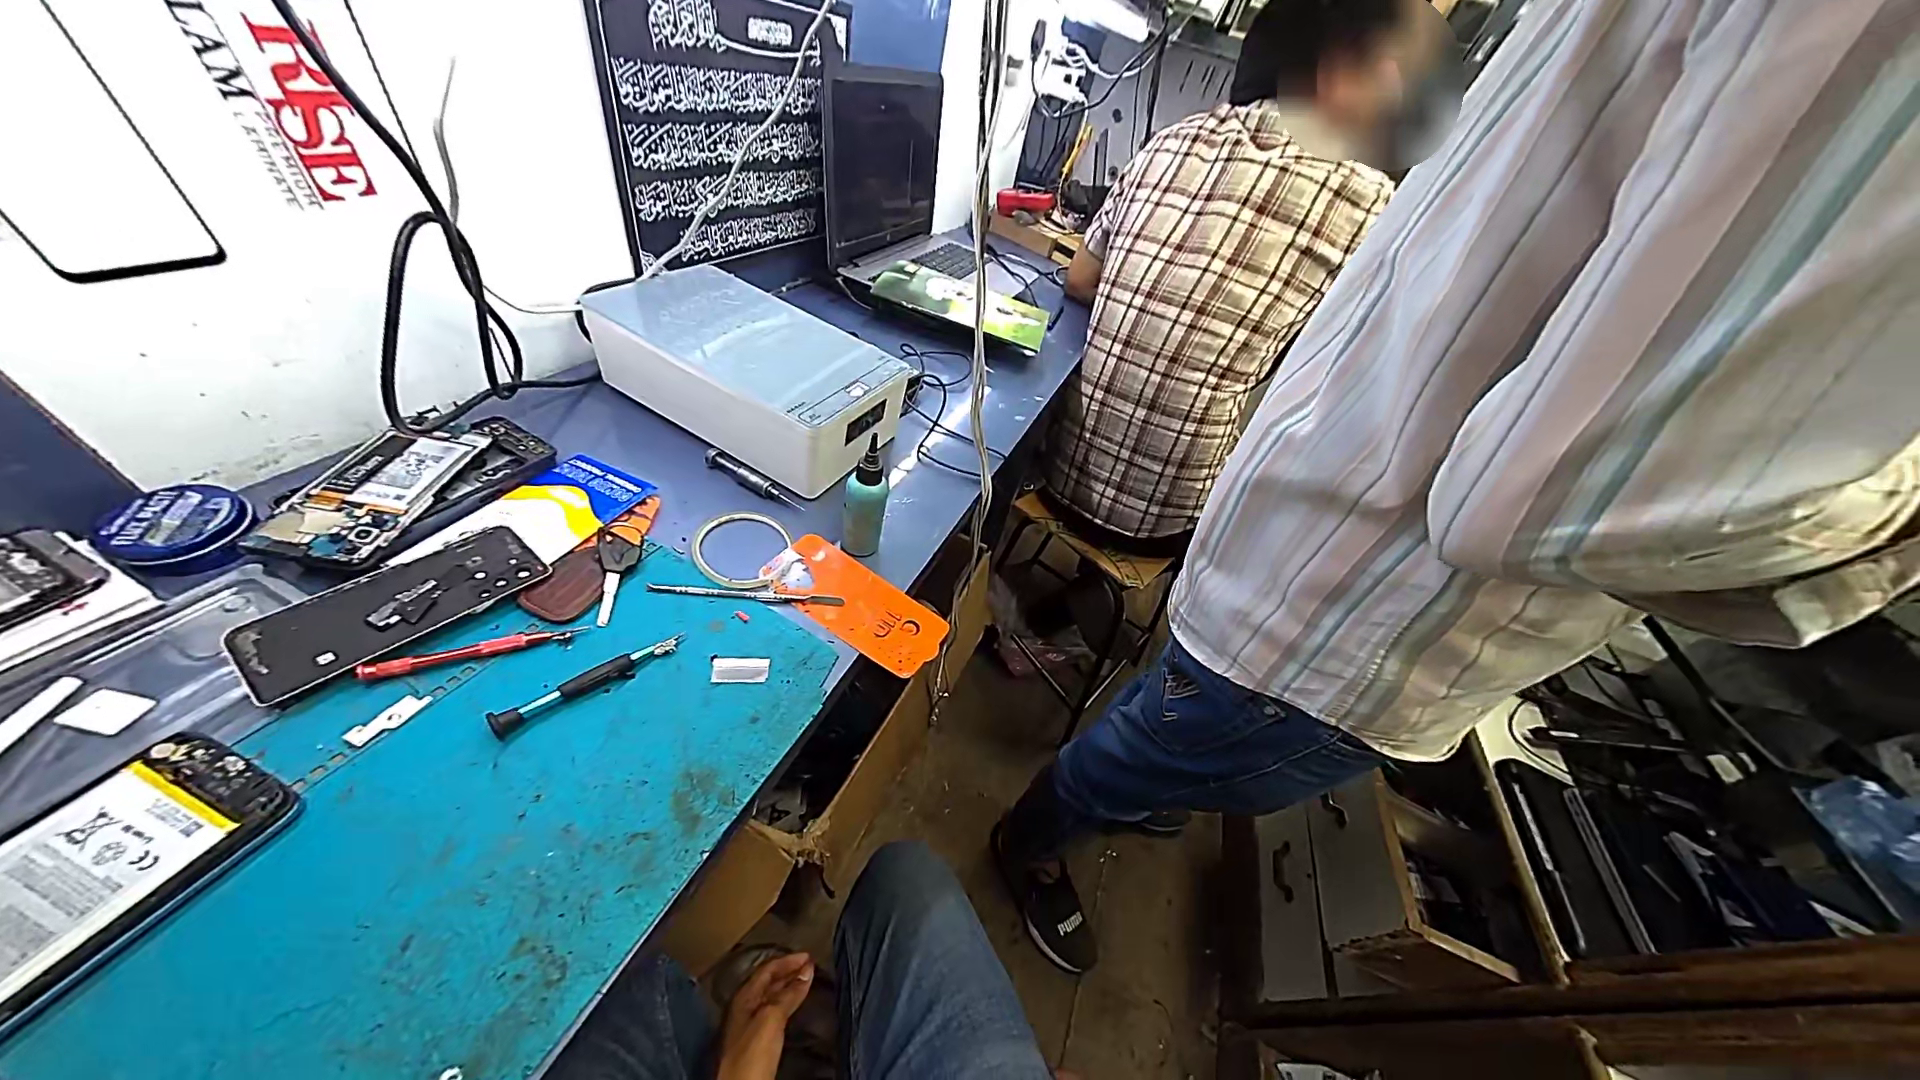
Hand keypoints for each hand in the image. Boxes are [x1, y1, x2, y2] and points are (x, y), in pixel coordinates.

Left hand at [714, 952, 814, 1079]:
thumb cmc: (753, 1053)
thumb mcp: (771, 1018)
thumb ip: (788, 994)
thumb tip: (807, 970)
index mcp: (744, 997)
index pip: (767, 969)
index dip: (788, 961)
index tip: (809, 956)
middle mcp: (745, 1008)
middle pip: (769, 982)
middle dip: (790, 972)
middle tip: (811, 967)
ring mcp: (749, 1026)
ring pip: (772, 997)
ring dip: (789, 987)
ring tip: (807, 982)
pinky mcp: (756, 1043)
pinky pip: (774, 1012)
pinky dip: (787, 1003)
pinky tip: (795, 1007)